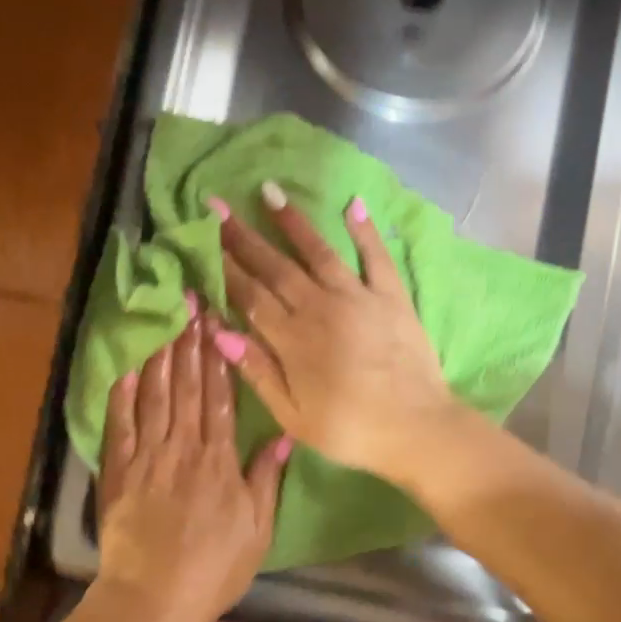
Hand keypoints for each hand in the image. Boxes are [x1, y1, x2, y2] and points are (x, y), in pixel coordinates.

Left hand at [96, 313, 290, 621]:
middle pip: (186, 387)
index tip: (216, 324)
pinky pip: (119, 426)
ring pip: (154, 398)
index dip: (217, 358)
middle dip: (189, 344)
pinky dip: (122, 397)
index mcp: (219, 460)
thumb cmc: (215, 568)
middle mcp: (183, 448)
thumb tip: (282, 435)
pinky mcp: (117, 472)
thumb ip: (266, 479)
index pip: (218, 398)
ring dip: (160, 359)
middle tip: (189, 305)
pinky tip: (126, 369)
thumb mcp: (257, 529)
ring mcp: (147, 458)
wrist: (157, 597)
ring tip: (165, 324)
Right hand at [210, 181, 460, 483]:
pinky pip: (376, 256)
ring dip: (293, 222)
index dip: (224, 266)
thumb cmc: (349, 430)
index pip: (249, 294)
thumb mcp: (293, 415)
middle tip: (219, 205)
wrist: (417, 428)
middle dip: (244, 236)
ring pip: (319, 251)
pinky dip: (364, 230)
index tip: (203, 237)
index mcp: (292, 338)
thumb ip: (257, 370)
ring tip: (270, 191)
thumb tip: (217, 331)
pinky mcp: (391, 297)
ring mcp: (358, 297)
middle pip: (275, 266)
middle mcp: (320, 307)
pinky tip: (352, 204)